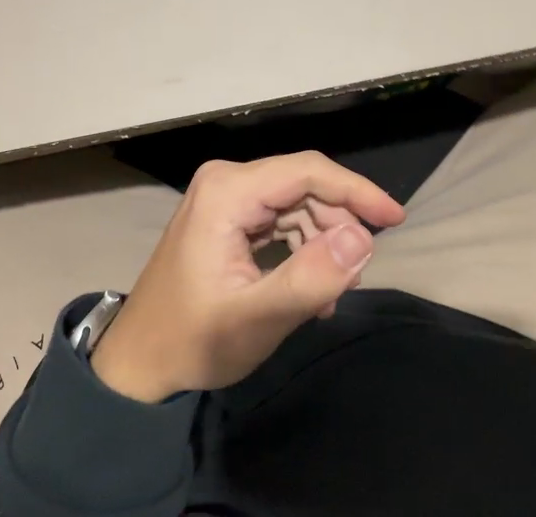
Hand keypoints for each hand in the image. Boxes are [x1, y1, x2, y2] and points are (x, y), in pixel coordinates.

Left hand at [90, 151, 404, 403]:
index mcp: (227, 191)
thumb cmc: (193, 341)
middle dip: (340, 225)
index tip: (396, 220)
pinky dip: (304, 251)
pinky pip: (282, 221)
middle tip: (355, 276)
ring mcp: (225, 198)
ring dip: (324, 243)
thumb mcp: (257, 318)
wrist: (140, 364)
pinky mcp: (228, 218)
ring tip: (331, 294)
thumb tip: (364, 239)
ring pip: (298, 204)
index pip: (308, 171)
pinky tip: (312, 291)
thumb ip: (311, 279)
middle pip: (305, 186)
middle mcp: (227, 182)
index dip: (357, 191)